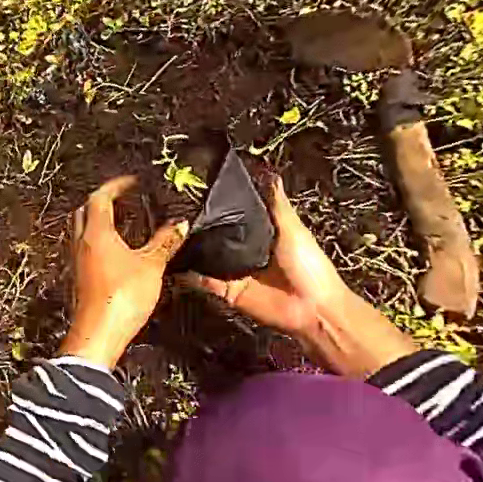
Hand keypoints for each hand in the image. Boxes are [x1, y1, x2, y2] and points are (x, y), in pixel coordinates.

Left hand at [60, 175, 188, 369]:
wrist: (98, 334)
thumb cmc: (122, 297)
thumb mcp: (151, 266)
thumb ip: (165, 242)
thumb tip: (180, 225)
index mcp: (96, 233)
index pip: (99, 197)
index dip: (115, 186)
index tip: (131, 182)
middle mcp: (82, 243)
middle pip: (85, 211)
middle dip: (102, 200)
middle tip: (122, 199)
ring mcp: (77, 261)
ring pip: (82, 230)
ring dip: (98, 221)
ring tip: (121, 221)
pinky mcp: (79, 277)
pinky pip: (85, 249)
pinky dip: (98, 241)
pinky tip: (115, 251)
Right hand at [182, 174, 415, 377]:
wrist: (313, 308)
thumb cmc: (309, 266)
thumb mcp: (293, 229)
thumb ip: (278, 205)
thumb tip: (270, 173)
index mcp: (260, 236)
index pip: (234, 218)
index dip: (218, 208)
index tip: (197, 192)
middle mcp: (244, 253)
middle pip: (215, 238)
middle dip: (197, 230)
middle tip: (175, 214)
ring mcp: (233, 273)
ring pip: (205, 259)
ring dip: (190, 252)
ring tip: (169, 237)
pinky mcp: (226, 291)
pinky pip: (203, 282)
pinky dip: (189, 276)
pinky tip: (174, 264)